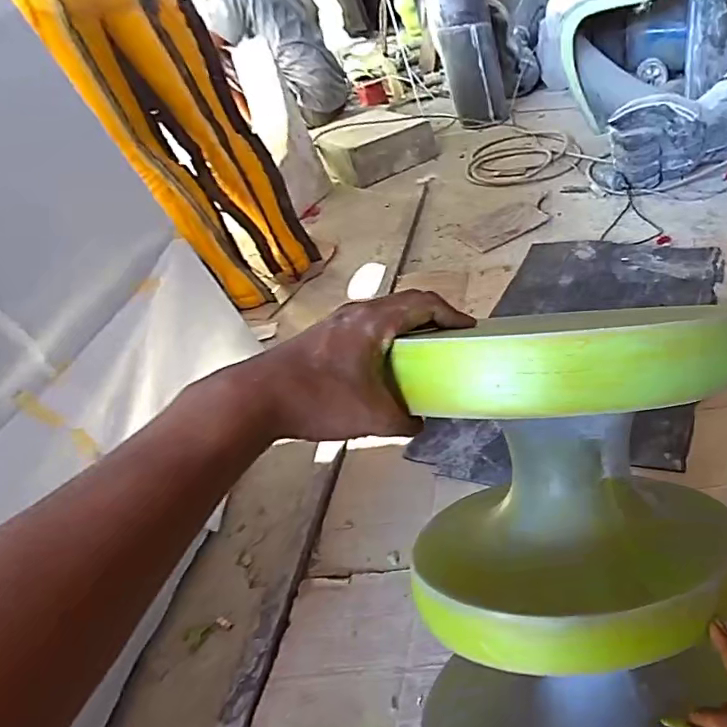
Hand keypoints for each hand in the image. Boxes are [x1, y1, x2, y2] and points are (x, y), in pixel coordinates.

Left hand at [227, 290, 473, 441]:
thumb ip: (405, 421)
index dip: (452, 314)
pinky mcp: (324, 337)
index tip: (470, 329)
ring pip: (385, 315)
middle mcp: (357, 313)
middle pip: (406, 303)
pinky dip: (388, 339)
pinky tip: (387, 367)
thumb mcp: (372, 418)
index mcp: (374, 321)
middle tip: (452, 342)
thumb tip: (419, 424)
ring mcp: (337, 323)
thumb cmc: (317, 400)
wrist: (256, 399)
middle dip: (434, 319)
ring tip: (425, 354)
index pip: (424, 303)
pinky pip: (368, 328)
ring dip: (409, 329)